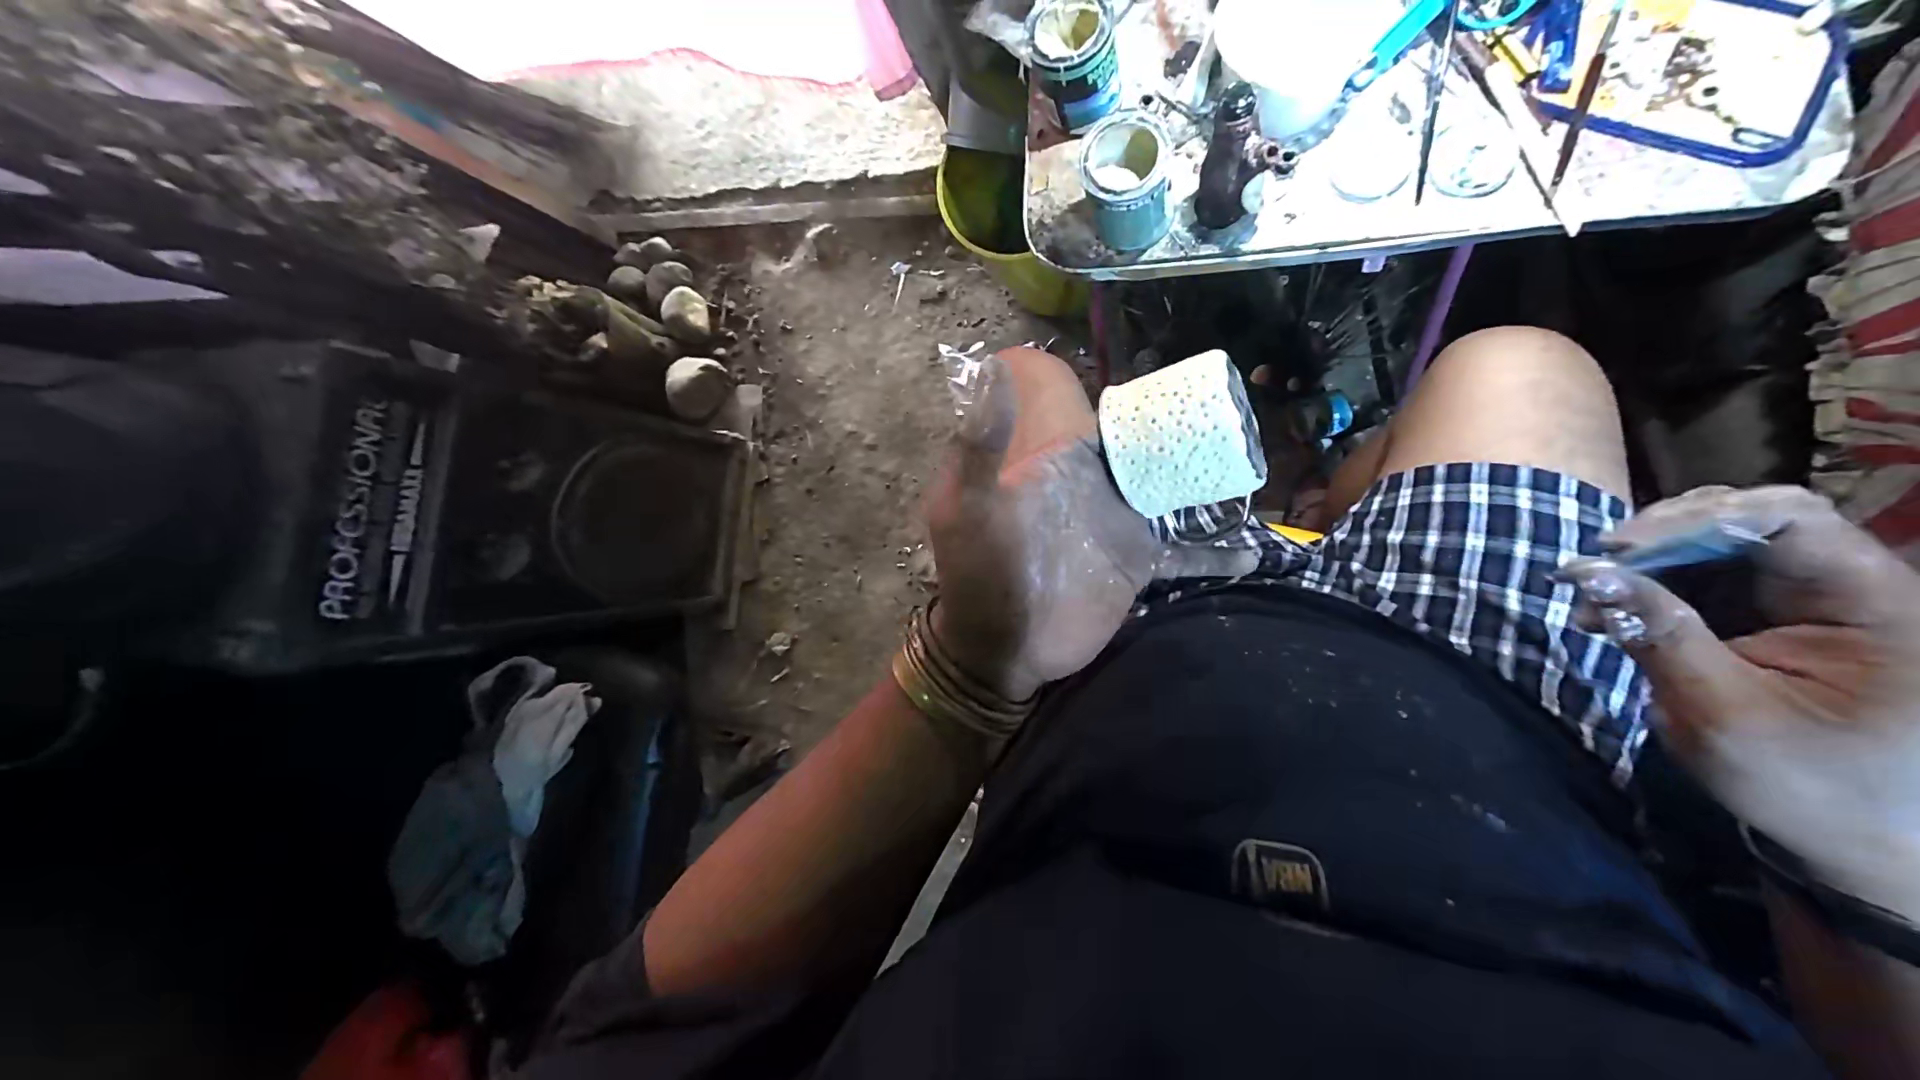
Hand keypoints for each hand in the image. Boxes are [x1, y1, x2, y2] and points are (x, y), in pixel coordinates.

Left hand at [925, 347, 1259, 701]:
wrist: (997, 649)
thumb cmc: (977, 575)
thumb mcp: (967, 507)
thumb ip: (980, 445)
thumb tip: (991, 370)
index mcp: (1060, 464)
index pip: (1107, 419)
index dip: (1142, 403)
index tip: (1190, 389)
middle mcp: (1097, 487)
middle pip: (1152, 451)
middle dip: (1193, 435)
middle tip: (1244, 423)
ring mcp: (1121, 526)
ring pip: (1175, 493)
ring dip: (1211, 482)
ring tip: (1255, 467)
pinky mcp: (1138, 565)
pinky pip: (1184, 552)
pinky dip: (1216, 552)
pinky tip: (1253, 550)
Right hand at [1559, 486, 1919, 916]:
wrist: (1868, 840)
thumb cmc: (1811, 785)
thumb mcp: (1721, 712)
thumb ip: (1657, 633)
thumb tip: (1584, 569)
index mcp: (1874, 605)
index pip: (1785, 519)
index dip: (1692, 520)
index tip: (1614, 553)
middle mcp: (1849, 586)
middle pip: (1744, 520)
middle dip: (1657, 542)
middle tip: (1592, 578)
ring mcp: (1811, 600)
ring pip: (1714, 546)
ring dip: (1644, 568)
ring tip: (1593, 607)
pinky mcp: (1776, 615)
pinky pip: (1704, 578)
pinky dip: (1650, 589)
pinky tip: (1612, 614)